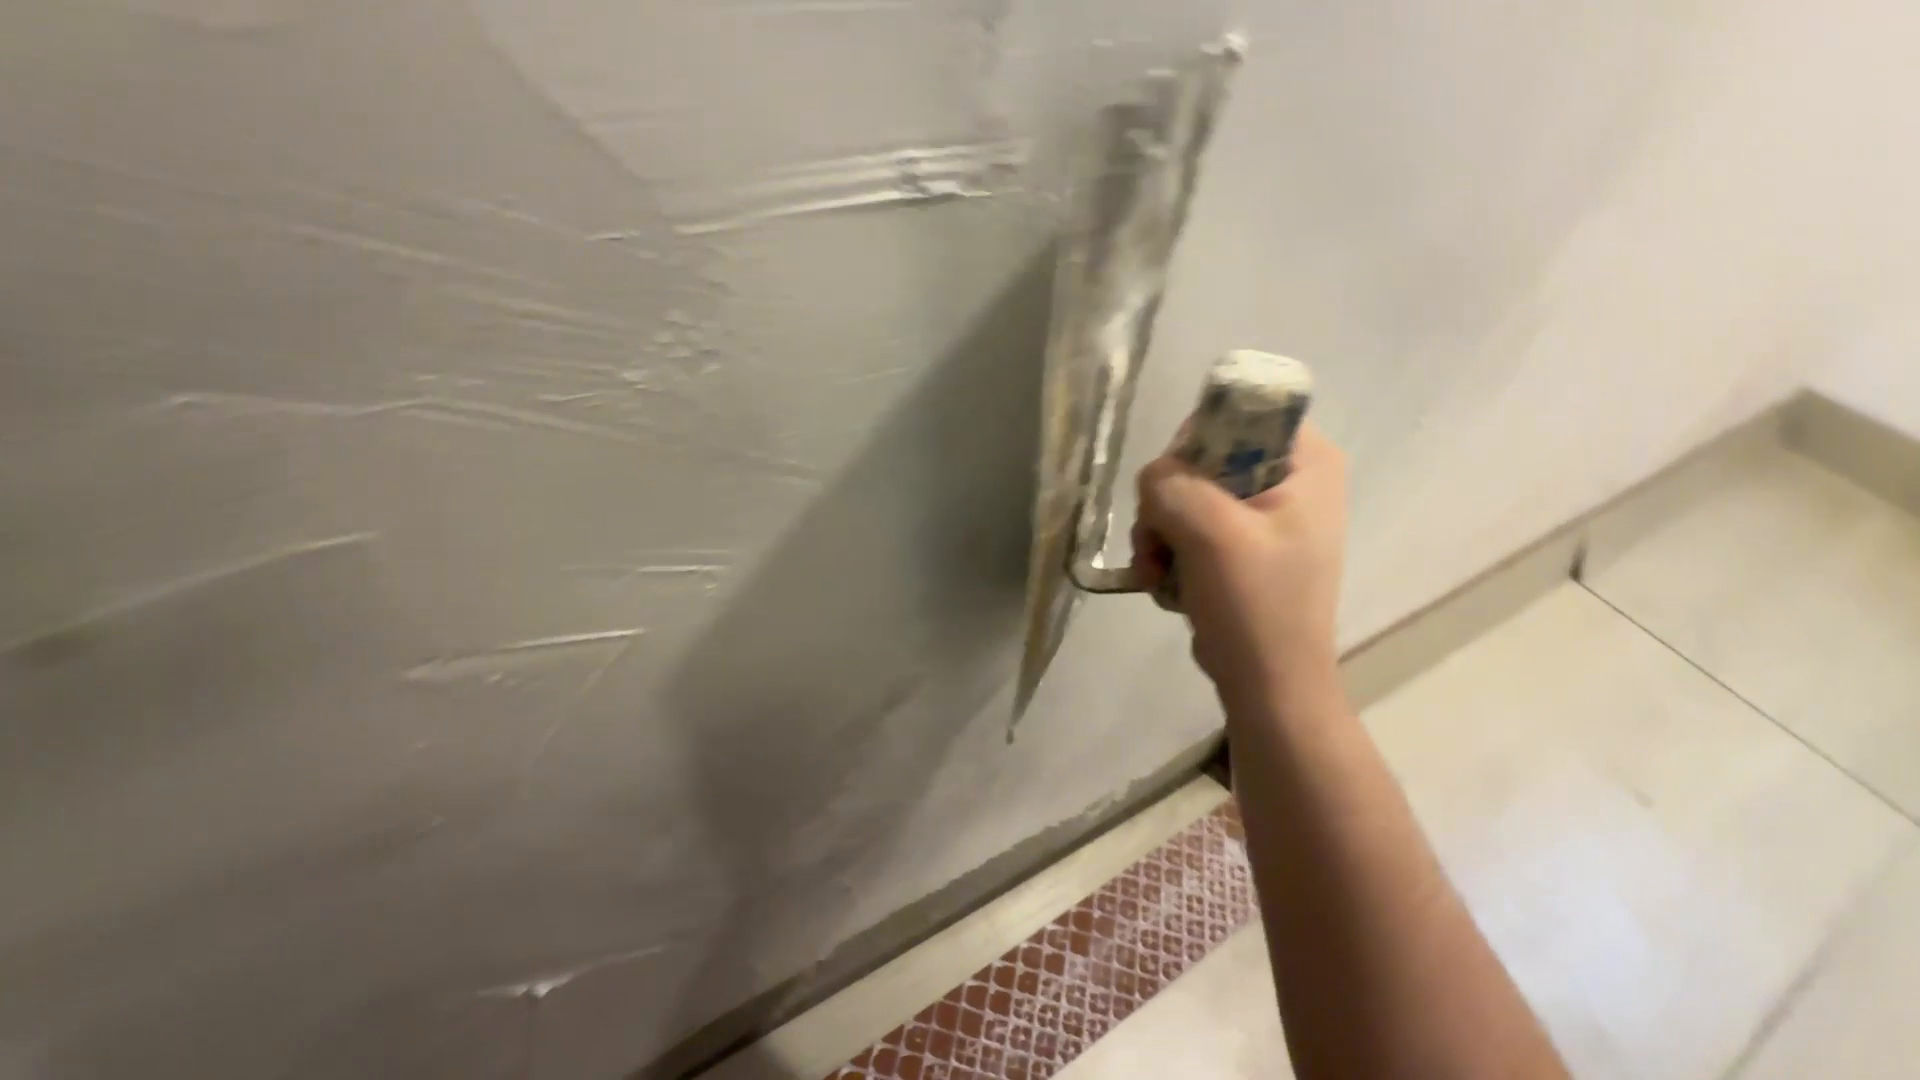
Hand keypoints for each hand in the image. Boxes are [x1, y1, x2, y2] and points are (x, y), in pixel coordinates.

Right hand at [1131, 420, 1348, 708]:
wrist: (1270, 685)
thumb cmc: (1255, 606)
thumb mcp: (1209, 533)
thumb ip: (1170, 484)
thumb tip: (1153, 481)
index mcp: (1308, 461)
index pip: (1238, 413)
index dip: (1195, 444)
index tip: (1175, 487)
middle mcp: (1293, 479)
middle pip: (1204, 457)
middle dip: (1168, 501)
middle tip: (1158, 541)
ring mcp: (1267, 516)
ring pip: (1189, 495)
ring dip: (1161, 532)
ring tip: (1156, 571)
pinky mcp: (1245, 548)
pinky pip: (1192, 528)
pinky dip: (1171, 553)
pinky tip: (1167, 583)